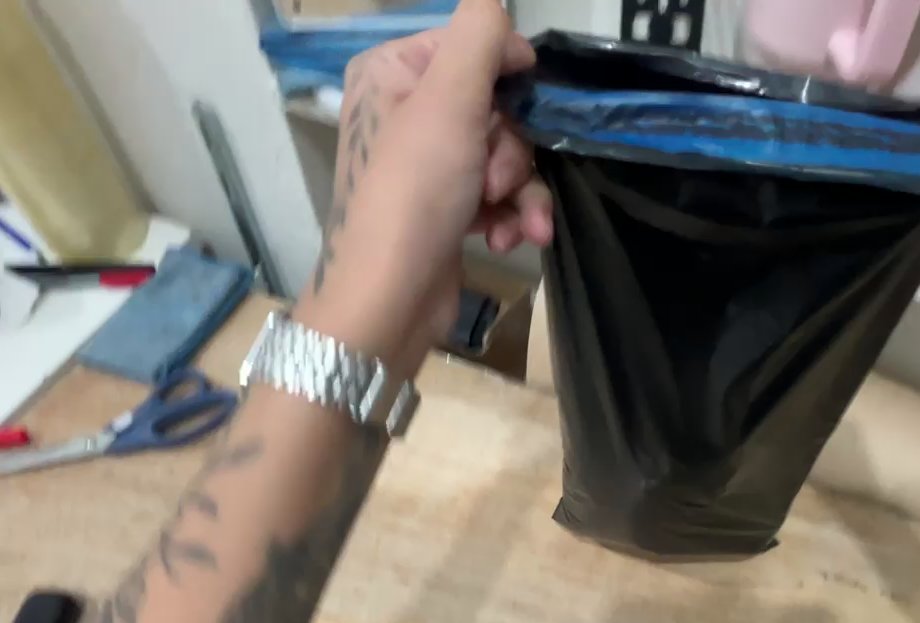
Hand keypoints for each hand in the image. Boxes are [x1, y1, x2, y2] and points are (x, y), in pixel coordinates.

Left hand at [293, 0, 554, 378]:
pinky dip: (509, 220)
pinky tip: (508, 242)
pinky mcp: (449, 214)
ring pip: (504, 159)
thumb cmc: (414, 194)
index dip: (505, 73)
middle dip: (511, 151)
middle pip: (493, 109)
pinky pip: (496, 200)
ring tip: (520, 225)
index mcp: (393, 74)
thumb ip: (480, 37)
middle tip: (495, 181)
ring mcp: (430, 170)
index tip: (527, 100)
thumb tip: (506, 27)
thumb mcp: (447, 99)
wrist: (391, 298)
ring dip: (521, 192)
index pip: (468, 47)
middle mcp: (408, 116)